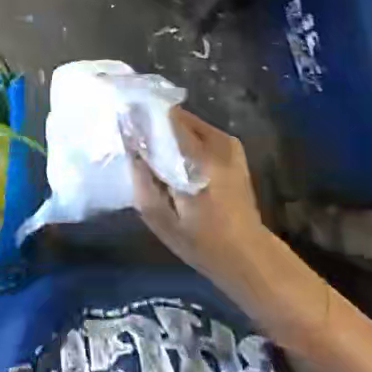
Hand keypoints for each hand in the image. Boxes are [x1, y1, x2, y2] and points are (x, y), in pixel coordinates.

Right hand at [131, 108, 270, 280]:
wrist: (249, 255)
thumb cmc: (203, 243)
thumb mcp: (163, 222)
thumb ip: (142, 183)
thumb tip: (131, 151)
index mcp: (200, 160)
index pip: (166, 120)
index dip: (142, 118)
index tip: (122, 123)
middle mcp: (217, 144)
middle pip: (177, 116)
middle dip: (154, 123)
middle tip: (133, 138)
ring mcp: (229, 144)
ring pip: (188, 122)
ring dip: (168, 130)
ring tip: (149, 147)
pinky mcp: (234, 150)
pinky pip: (200, 131)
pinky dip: (183, 138)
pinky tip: (172, 157)